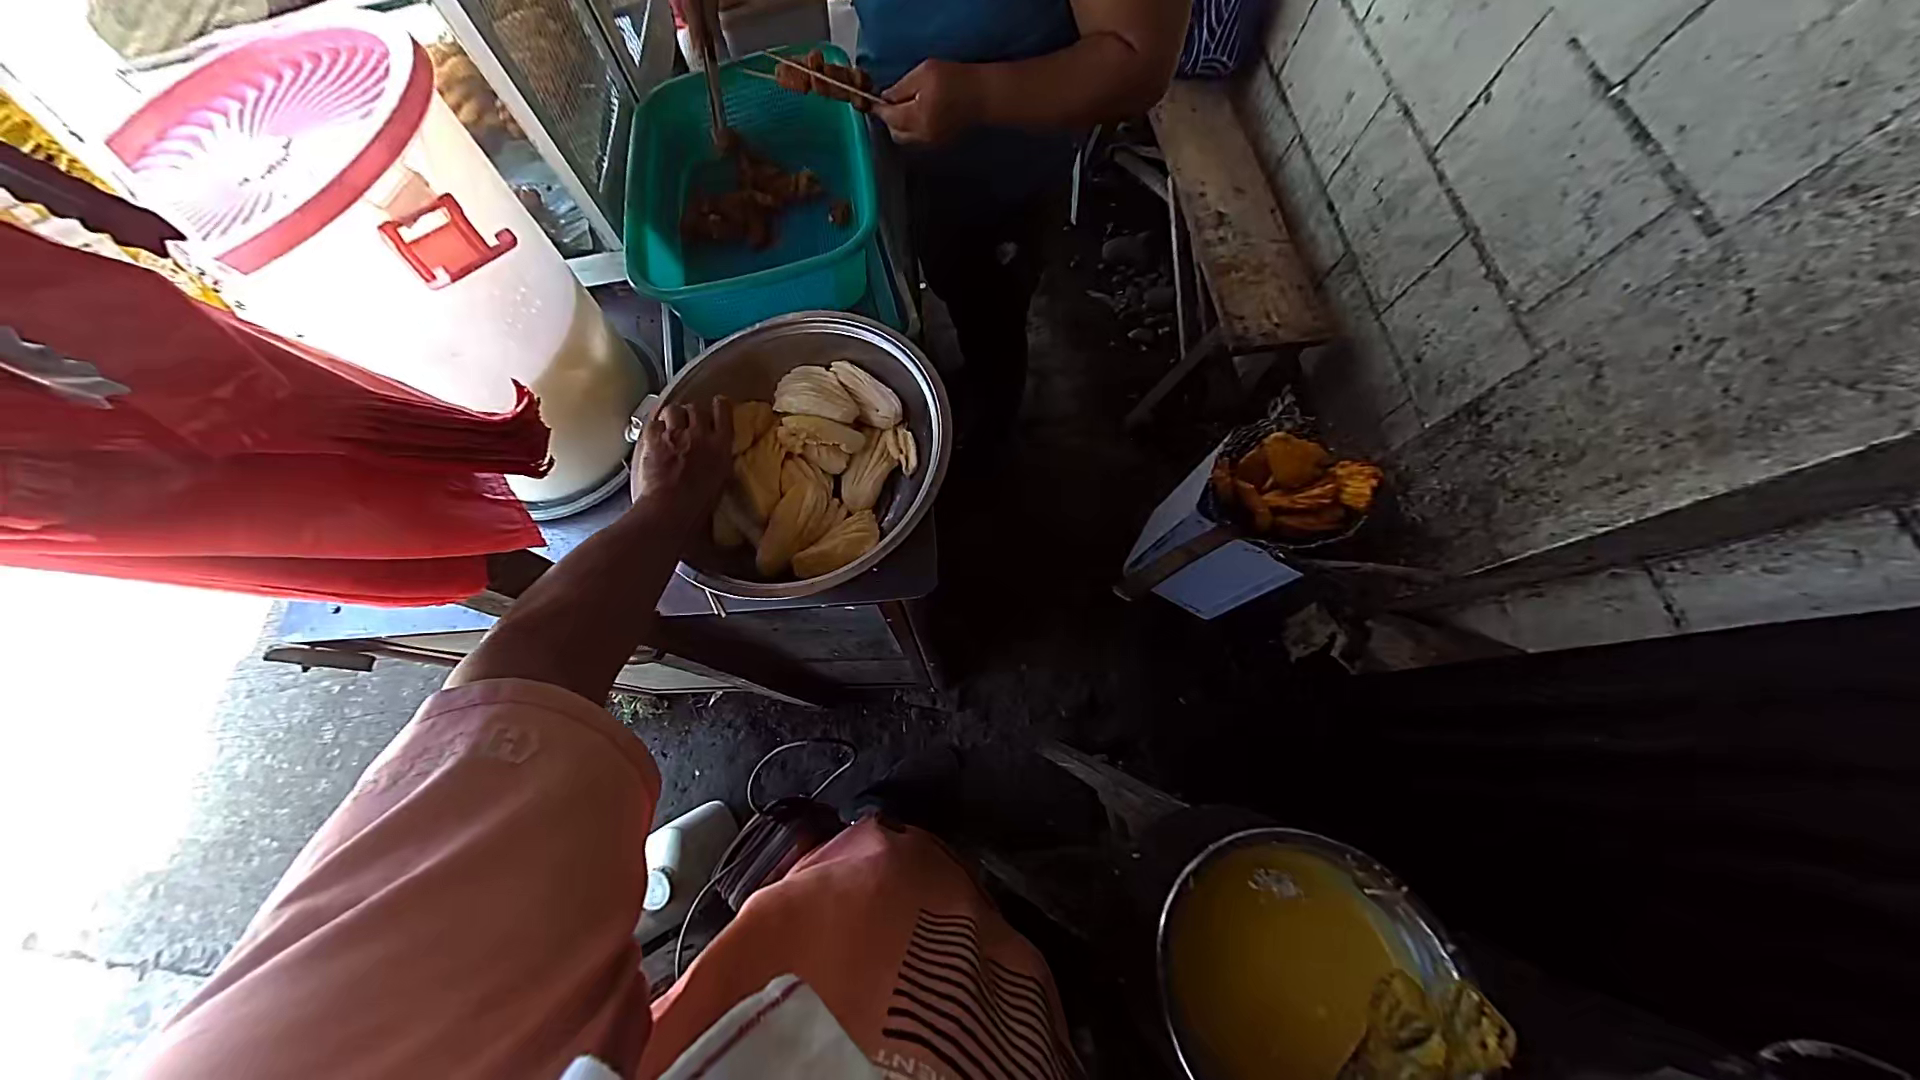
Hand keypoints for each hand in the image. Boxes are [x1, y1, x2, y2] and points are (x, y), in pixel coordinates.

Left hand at [631, 396, 731, 526]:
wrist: (671, 509)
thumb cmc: (700, 504)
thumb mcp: (722, 480)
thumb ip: (719, 461)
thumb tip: (716, 457)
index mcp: (721, 445)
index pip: (723, 412)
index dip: (720, 405)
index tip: (719, 403)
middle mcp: (699, 434)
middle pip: (696, 408)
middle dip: (692, 413)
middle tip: (689, 422)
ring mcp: (674, 435)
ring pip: (674, 410)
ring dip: (673, 416)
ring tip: (670, 424)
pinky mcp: (653, 440)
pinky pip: (654, 423)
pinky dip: (655, 428)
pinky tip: (655, 436)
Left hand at [874, 60, 985, 145]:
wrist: (981, 97)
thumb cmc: (954, 80)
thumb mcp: (924, 73)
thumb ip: (901, 88)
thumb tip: (884, 98)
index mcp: (917, 118)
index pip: (889, 118)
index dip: (878, 109)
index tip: (870, 100)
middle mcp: (921, 136)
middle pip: (895, 133)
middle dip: (889, 119)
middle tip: (892, 102)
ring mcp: (930, 143)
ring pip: (905, 139)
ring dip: (899, 126)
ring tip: (904, 109)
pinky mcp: (937, 145)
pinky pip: (916, 141)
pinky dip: (911, 130)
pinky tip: (916, 116)